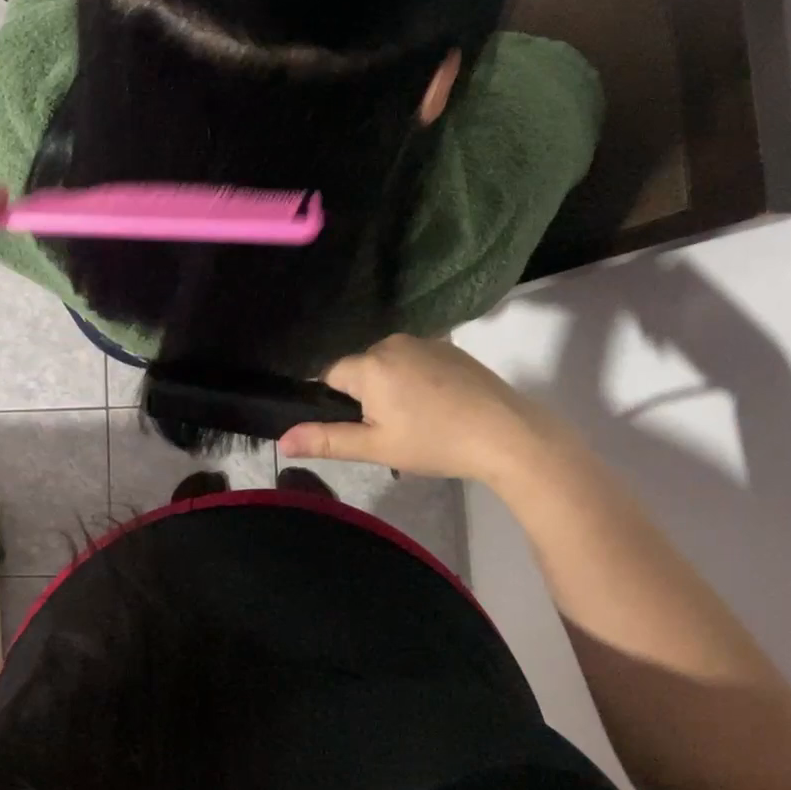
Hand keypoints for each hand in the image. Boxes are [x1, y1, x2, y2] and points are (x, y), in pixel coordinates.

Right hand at [277, 334, 572, 485]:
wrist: (508, 435)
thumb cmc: (435, 443)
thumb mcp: (376, 448)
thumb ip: (326, 440)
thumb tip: (282, 439)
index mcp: (369, 365)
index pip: (330, 375)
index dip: (338, 404)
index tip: (362, 428)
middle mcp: (392, 343)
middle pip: (361, 369)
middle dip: (367, 395)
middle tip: (392, 431)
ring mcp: (425, 342)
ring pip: (389, 364)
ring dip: (393, 387)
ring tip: (419, 421)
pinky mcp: (451, 347)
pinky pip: (417, 361)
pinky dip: (419, 380)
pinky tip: (440, 407)